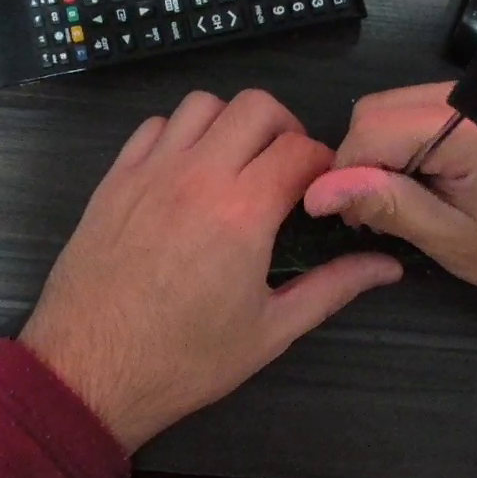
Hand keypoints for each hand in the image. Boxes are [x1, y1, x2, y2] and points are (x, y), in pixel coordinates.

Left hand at [21, 90, 402, 449]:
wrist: (88, 372)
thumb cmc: (185, 360)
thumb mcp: (271, 331)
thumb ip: (333, 287)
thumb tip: (388, 266)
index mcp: (243, 212)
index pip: (300, 149)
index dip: (323, 162)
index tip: (322, 189)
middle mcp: (197, 175)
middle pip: (256, 106)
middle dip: (285, 129)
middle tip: (287, 170)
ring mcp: (149, 171)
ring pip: (202, 105)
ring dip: (231, 124)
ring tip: (237, 164)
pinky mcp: (114, 179)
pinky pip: (154, 127)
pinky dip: (181, 134)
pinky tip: (186, 172)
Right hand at [303, 83, 476, 385]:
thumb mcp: (449, 239)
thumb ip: (384, 205)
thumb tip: (319, 192)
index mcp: (476, 129)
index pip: (375, 128)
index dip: (347, 169)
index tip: (347, 210)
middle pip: (381, 107)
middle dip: (366, 157)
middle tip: (380, 208)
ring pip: (400, 104)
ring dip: (389, 148)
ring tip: (411, 195)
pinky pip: (428, 106)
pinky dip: (413, 139)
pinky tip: (431, 175)